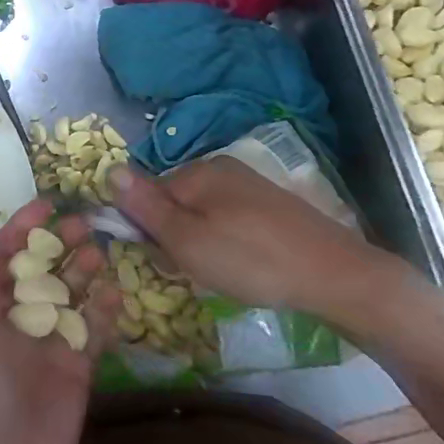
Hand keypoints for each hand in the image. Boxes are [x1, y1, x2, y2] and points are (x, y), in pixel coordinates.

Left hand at [0, 200, 115, 443]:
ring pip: (71, 295)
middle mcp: (19, 319)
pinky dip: (104, 309)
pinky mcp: (78, 365)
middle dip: (58, 245)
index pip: (4, 259)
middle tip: (83, 223)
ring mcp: (51, 341)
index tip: (44, 206)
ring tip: (98, 251)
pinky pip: (94, 330)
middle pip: (42, 271)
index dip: (21, 231)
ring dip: (83, 271)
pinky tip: (114, 291)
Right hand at [109, 160, 418, 330]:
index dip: (148, 231)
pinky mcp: (269, 204)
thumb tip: (108, 168)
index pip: (147, 195)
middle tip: (194, 270)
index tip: (166, 261)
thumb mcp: (186, 240)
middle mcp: (221, 168)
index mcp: (197, 171)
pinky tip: (242, 264)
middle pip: (173, 203)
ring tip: (219, 272)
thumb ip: (145, 206)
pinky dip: (224, 242)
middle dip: (174, 237)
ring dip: (198, 243)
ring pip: (200, 214)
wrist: (335, 275)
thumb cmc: (250, 260)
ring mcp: (248, 185)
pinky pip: (227, 219)